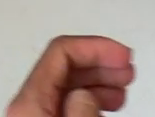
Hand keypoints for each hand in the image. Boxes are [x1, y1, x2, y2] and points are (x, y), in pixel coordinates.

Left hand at [4, 35, 134, 115]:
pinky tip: (105, 105)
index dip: (95, 46)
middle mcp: (27, 105)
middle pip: (64, 66)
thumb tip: (86, 92)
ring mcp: (33, 115)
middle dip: (99, 62)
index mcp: (29, 101)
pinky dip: (89, 99)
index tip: (123, 54)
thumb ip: (80, 110)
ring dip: (97, 81)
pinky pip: (64, 104)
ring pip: (66, 86)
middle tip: (127, 68)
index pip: (61, 51)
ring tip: (122, 88)